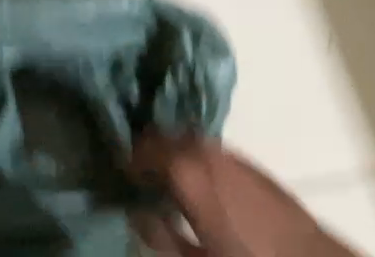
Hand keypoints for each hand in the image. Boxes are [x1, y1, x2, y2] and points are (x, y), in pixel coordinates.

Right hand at [130, 133, 357, 256]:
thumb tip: (137, 213)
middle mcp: (205, 151)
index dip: (128, 162)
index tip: (123, 179)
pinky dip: (198, 162)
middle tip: (142, 180)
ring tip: (172, 187)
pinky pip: (212, 153)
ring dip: (175, 156)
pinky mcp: (251, 165)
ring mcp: (230, 155)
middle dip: (150, 154)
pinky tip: (203, 191)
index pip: (142, 149)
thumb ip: (161, 235)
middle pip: (165, 138)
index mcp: (185, 171)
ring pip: (189, 142)